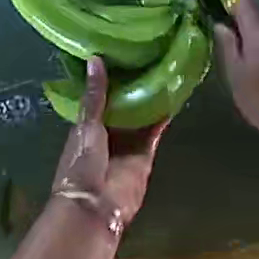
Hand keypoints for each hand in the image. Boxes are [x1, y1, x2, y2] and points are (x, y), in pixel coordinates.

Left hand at [50, 56, 167, 237]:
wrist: (97, 205)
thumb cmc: (82, 164)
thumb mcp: (86, 125)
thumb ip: (95, 95)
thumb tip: (95, 59)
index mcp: (87, 125)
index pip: (100, 96)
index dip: (110, 77)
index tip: (123, 52)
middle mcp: (108, 131)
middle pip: (123, 104)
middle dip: (134, 85)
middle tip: (151, 54)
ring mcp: (128, 142)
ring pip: (142, 114)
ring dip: (151, 97)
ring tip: (167, 68)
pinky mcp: (146, 151)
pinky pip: (156, 128)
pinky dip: (164, 113)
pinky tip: (176, 94)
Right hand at [211, 0, 258, 147]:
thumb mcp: (235, 74)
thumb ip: (228, 46)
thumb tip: (221, 23)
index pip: (245, 3)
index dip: (229, 1)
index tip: (214, 7)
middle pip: (253, 16)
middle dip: (236, 21)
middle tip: (217, 34)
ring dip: (246, 36)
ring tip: (230, 50)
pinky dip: (256, 46)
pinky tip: (248, 62)